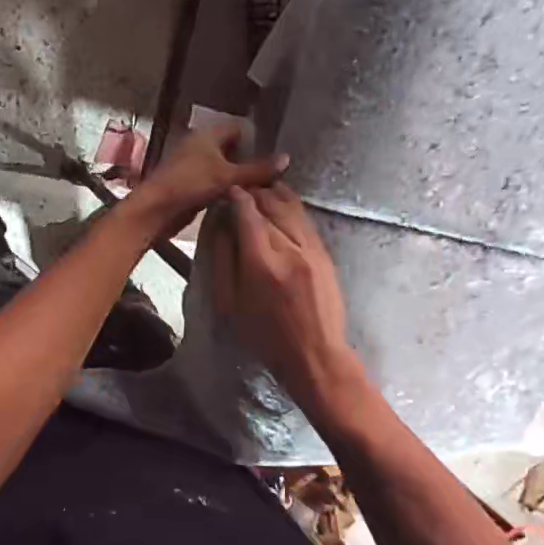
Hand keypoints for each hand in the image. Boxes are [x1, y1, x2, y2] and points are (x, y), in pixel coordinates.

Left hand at [127, 121, 285, 233]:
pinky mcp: (191, 184)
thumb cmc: (190, 184)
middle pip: (233, 148)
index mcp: (208, 134)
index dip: (257, 138)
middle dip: (251, 159)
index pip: (239, 127)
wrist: (155, 210)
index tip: (275, 153)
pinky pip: (217, 182)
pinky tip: (244, 199)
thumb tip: (287, 158)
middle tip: (275, 174)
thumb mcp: (228, 176)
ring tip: (266, 188)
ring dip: (241, 176)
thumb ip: (258, 169)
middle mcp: (201, 145)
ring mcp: (195, 165)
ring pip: (225, 167)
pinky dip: (229, 188)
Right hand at [218, 183, 361, 402]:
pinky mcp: (324, 254)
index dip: (235, 197)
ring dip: (274, 195)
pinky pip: (306, 221)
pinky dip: (292, 207)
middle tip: (241, 189)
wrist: (315, 355)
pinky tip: (282, 203)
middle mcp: (289, 250)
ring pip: (291, 208)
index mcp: (261, 264)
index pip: (247, 214)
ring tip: (260, 190)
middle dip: (253, 193)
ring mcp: (311, 250)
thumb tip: (219, 223)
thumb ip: (223, 259)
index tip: (227, 191)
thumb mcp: (230, 304)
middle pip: (270, 206)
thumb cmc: (265, 336)